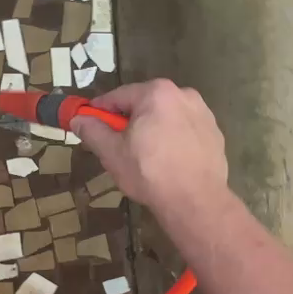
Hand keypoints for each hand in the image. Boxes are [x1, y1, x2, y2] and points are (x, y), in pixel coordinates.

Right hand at [70, 80, 230, 218]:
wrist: (195, 200)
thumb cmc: (149, 172)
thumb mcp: (112, 153)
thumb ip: (93, 131)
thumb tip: (78, 119)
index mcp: (156, 93)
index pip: (119, 96)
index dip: (100, 110)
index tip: (89, 122)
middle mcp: (183, 94)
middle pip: (145, 104)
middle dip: (129, 121)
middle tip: (117, 145)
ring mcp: (203, 113)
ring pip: (167, 116)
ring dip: (153, 129)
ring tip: (145, 156)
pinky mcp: (215, 132)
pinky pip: (185, 130)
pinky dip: (174, 139)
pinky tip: (169, 162)